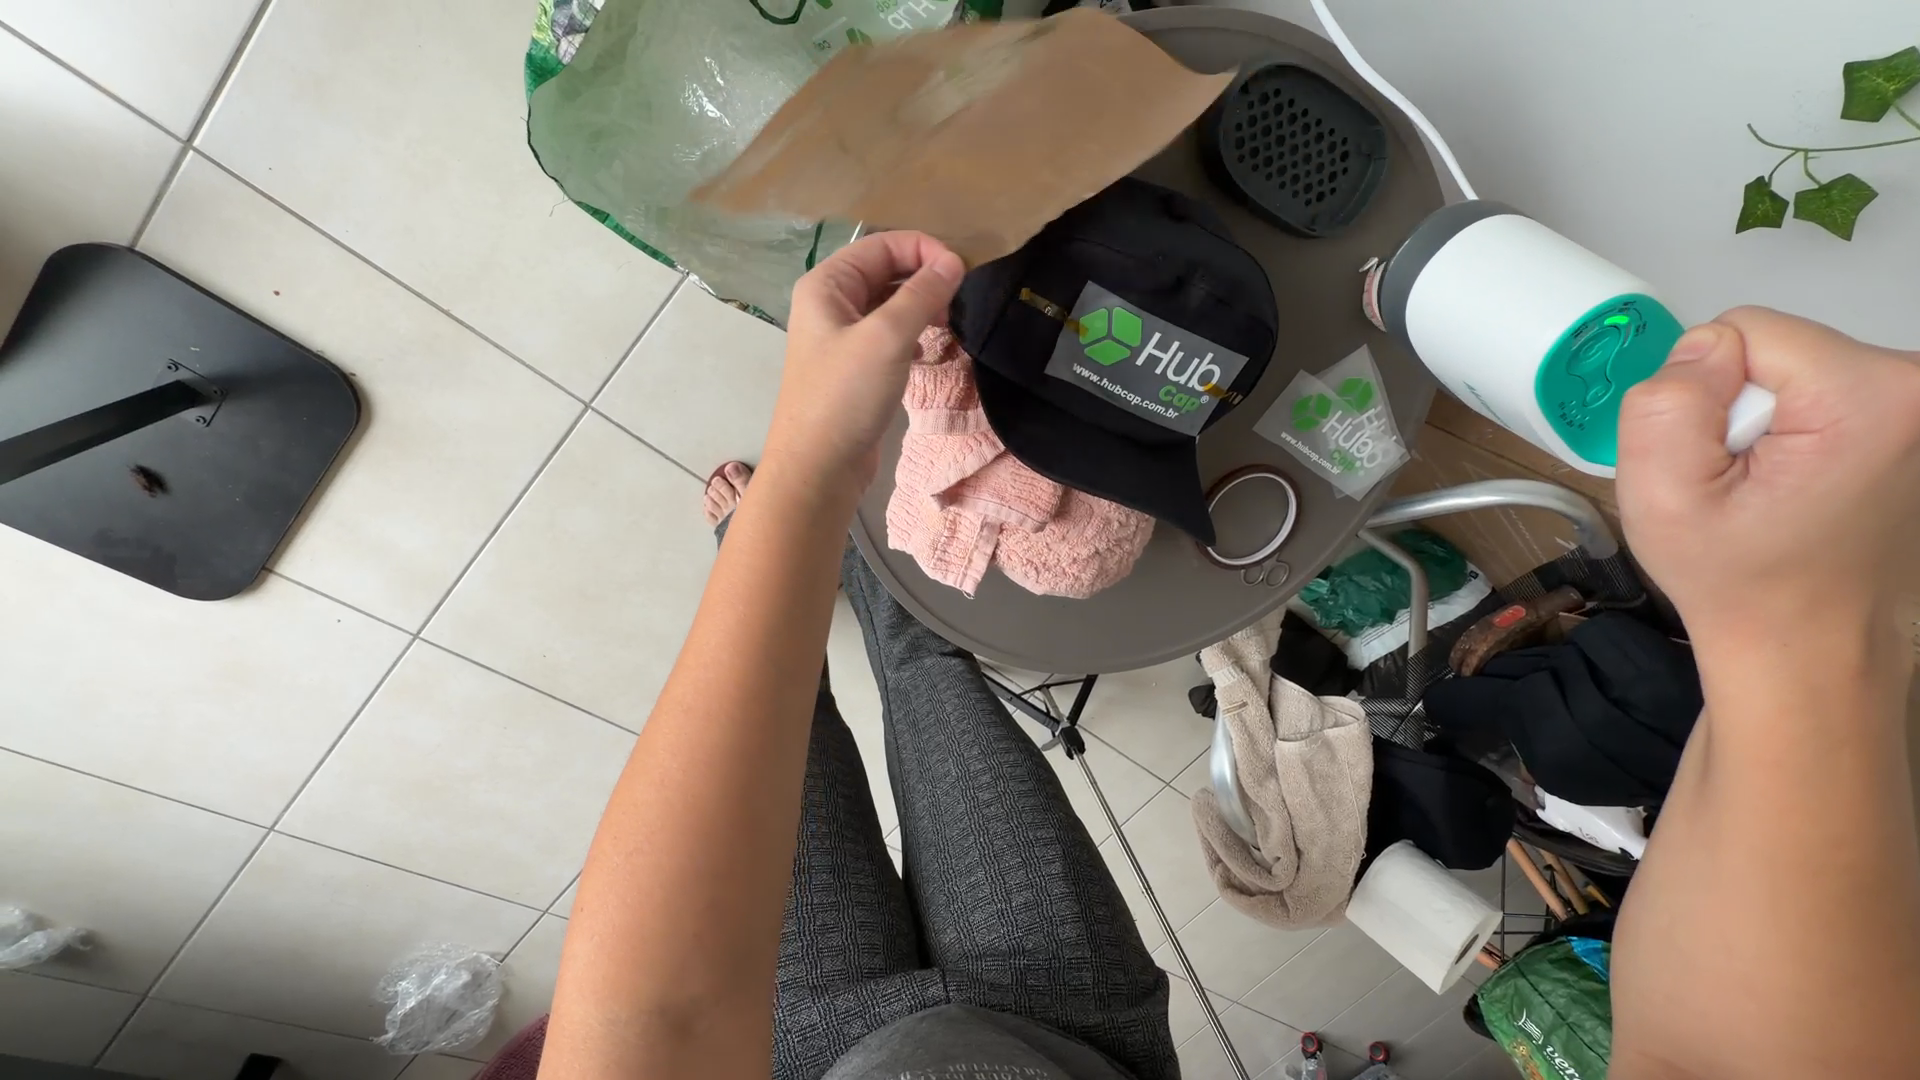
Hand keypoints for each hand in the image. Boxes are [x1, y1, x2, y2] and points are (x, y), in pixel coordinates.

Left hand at [760, 231, 964, 497]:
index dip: (925, 250)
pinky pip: (888, 337)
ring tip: (949, 325)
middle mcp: (830, 304)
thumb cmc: (846, 397)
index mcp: (827, 284)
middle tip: (960, 303)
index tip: (962, 274)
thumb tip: (953, 262)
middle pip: (886, 272)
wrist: (818, 467)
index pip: (883, 245)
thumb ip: (921, 295)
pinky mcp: (854, 368)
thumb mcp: (887, 338)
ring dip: (921, 309)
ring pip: (890, 306)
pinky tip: (927, 352)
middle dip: (925, 280)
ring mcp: (841, 337)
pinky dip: (912, 336)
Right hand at [1617, 307, 1919, 647]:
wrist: (1804, 636)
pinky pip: (1819, 394)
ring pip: (1792, 371)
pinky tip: (1789, 485)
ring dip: (1760, 424)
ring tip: (1761, 487)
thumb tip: (1694, 352)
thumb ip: (1664, 406)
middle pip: (1773, 349)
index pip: (1740, 331)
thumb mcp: (1659, 494)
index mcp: (1869, 395)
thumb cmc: (1733, 575)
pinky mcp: (1915, 424)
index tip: (1714, 459)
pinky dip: (1791, 434)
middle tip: (1734, 480)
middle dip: (1733, 407)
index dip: (1699, 394)